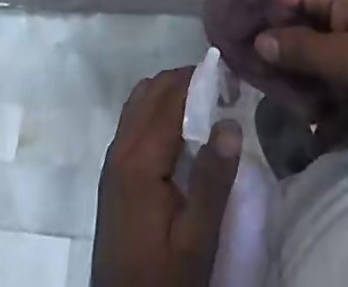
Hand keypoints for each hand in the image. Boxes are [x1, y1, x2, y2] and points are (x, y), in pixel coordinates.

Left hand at [92, 67, 240, 286]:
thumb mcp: (197, 238)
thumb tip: (230, 122)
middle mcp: (120, 150)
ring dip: (173, 92)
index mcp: (139, 161)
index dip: (202, 79)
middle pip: (153, 89)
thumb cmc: (164, 278)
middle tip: (226, 94)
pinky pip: (134, 120)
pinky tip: (184, 131)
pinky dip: (159, 109)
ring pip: (140, 100)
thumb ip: (212, 179)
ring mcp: (112, 161)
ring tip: (208, 107)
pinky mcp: (113, 174)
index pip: (171, 95)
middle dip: (189, 80)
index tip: (235, 82)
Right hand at [252, 0, 347, 112]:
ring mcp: (345, 17)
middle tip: (258, 87)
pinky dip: (314, 74)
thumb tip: (257, 41)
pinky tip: (310, 106)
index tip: (234, 54)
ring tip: (286, 102)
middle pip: (285, 16)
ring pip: (302, 38)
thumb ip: (301, 49)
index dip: (252, 20)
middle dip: (273, 51)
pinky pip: (322, 51)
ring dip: (294, 68)